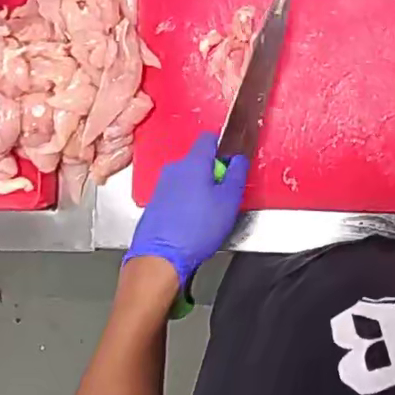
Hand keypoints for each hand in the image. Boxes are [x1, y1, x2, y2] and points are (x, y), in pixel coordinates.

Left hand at [126, 132, 249, 283]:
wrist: (161, 256)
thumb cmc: (198, 228)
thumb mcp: (229, 201)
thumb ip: (237, 174)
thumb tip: (239, 159)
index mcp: (193, 162)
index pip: (208, 138)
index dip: (223, 145)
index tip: (232, 160)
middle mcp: (174, 169)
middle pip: (198, 160)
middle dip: (213, 172)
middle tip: (225, 194)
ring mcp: (161, 185)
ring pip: (187, 178)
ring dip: (199, 188)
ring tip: (210, 213)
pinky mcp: (155, 203)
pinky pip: (176, 194)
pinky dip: (186, 201)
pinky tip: (193, 222)